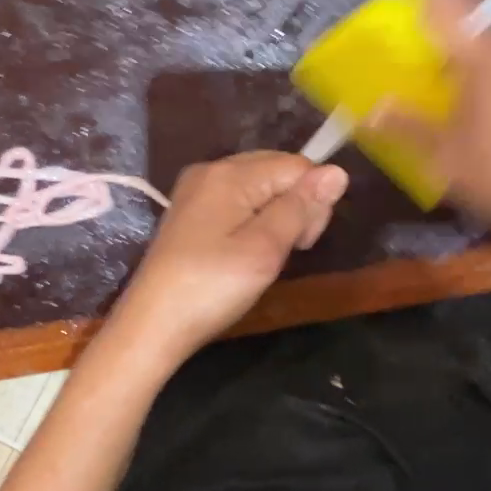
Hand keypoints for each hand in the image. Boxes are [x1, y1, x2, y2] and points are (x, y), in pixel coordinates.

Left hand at [111, 151, 347, 361]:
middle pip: (275, 171)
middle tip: (284, 252)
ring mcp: (195, 193)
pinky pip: (235, 203)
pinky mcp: (188, 215)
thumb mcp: (264, 249)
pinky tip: (243, 253)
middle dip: (294, 206)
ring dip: (274, 217)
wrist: (153, 325)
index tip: (302, 244)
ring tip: (263, 257)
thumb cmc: (212, 287)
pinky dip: (251, 223)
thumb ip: (300, 208)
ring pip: (257, 189)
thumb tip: (337, 171)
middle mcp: (210, 171)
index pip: (296, 166)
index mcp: (229, 173)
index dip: (312, 202)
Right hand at [373, 0, 490, 271]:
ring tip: (487, 118)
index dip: (433, 7)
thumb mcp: (448, 160)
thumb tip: (371, 111)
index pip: (452, 13)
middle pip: (485, 41)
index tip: (421, 13)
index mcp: (490, 57)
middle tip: (448, 98)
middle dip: (464, 63)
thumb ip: (408, 128)